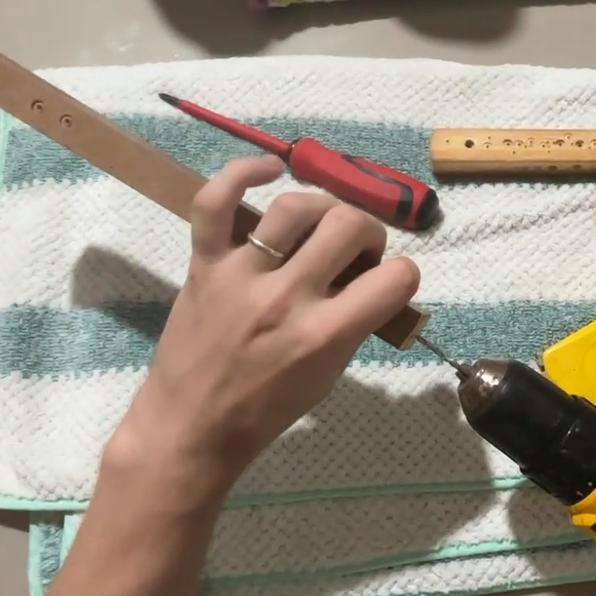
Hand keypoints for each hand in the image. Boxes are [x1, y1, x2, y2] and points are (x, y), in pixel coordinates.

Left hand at [106, 156, 420, 498]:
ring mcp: (241, 275)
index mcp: (326, 334)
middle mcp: (287, 297)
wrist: (192, 426)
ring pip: (295, 206)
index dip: (404, 276)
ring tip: (320, 227)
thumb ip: (354, 324)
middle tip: (355, 254)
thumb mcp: (329, 375)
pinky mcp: (204, 263)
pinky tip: (271, 169)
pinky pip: (216, 201)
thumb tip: (370, 281)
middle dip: (368, 234)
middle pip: (349, 226)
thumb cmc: (267, 409)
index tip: (388, 283)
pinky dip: (242, 174)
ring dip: (323, 209)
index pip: (396, 278)